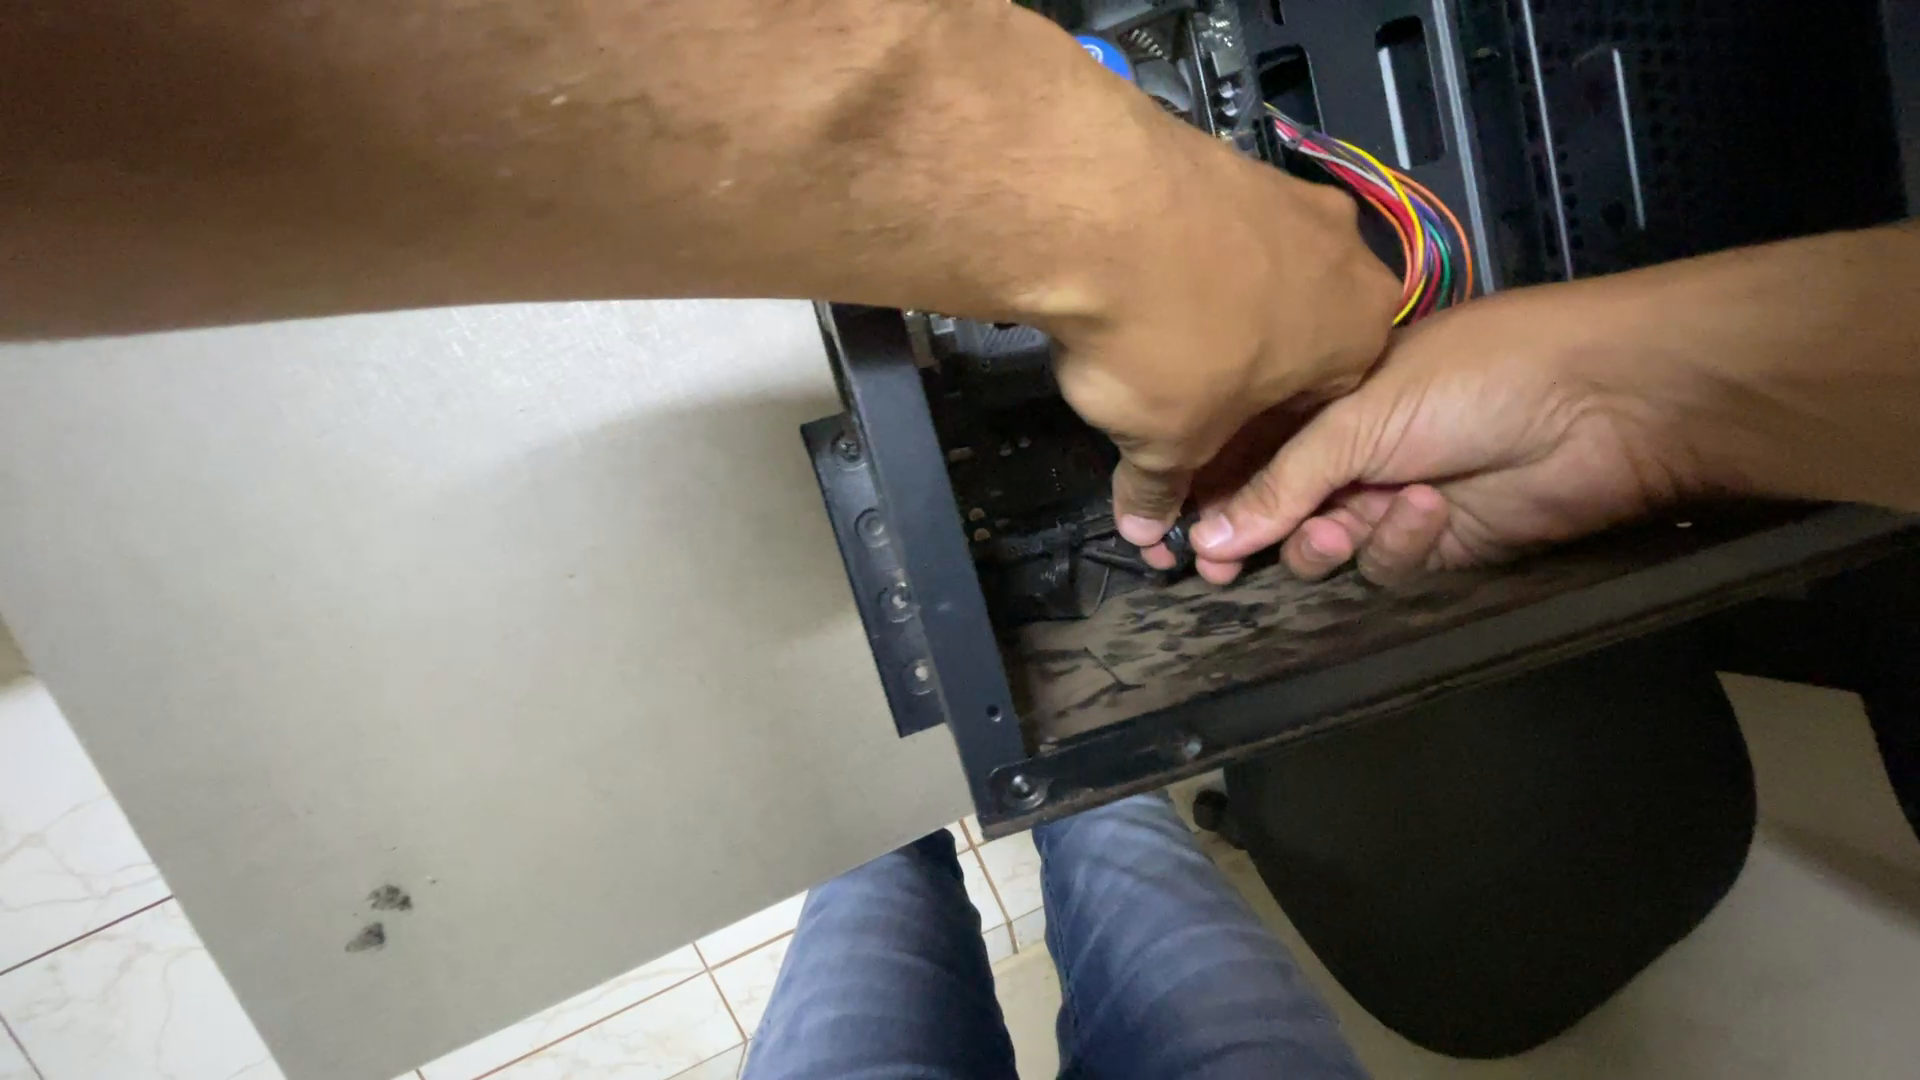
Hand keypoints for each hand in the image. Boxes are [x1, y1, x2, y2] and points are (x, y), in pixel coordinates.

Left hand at [1032, 120, 1400, 561]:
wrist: (1104, 213)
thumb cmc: (1166, 350)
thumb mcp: (1166, 444)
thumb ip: (1162, 491)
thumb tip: (1144, 532)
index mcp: (1359, 336)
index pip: (1318, 409)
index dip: (1256, 443)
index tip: (1208, 452)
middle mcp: (1345, 255)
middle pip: (1289, 340)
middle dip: (1234, 381)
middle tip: (1170, 398)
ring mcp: (1289, 196)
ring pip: (1252, 282)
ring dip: (1207, 320)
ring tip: (1143, 339)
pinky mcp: (1231, 161)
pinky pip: (1214, 235)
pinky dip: (1180, 265)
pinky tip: (1134, 282)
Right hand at [1186, 283, 1704, 585]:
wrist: (1611, 401)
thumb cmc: (1470, 378)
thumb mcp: (1356, 420)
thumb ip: (1278, 485)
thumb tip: (1204, 539)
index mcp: (1313, 410)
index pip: (1238, 462)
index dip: (1203, 498)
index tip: (1170, 535)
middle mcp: (1339, 459)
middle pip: (1267, 514)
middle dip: (1247, 539)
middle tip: (1219, 566)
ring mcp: (1379, 501)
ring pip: (1318, 549)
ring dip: (1320, 543)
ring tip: (1342, 527)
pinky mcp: (1427, 543)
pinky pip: (1383, 562)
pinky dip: (1399, 542)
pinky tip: (1428, 509)